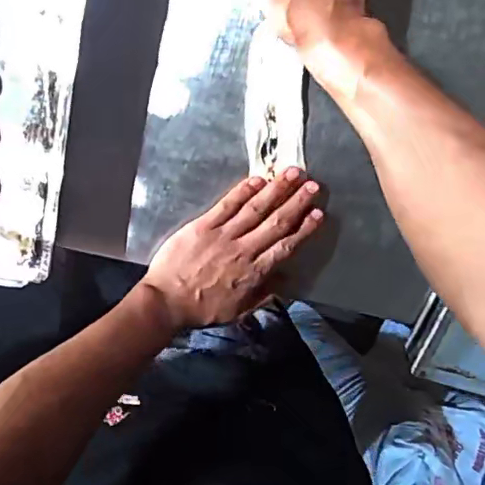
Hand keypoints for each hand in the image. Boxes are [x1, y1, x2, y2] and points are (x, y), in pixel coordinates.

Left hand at [139, 170, 323, 329]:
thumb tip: (285, 280)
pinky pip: (227, 205)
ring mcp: (222, 236)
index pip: (285, 246)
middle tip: (313, 185)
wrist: (166, 302)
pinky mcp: (202, 226)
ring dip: (276, 190)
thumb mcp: (237, 310)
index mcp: (253, 273)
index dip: (304, 229)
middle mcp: (243, 250)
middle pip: (276, 222)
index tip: (319, 214)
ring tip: (292, 174)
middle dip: (296, 203)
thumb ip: (262, 295)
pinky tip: (257, 179)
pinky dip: (243, 191)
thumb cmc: (201, 309)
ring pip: (255, 209)